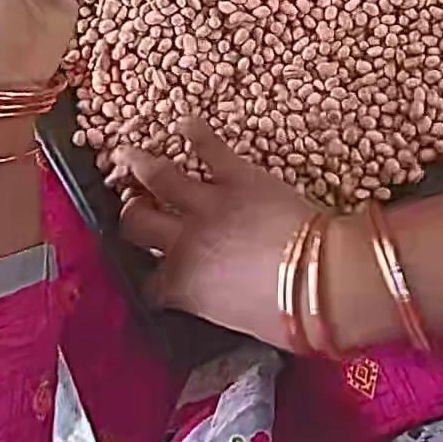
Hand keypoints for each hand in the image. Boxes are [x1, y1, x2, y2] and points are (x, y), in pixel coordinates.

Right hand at [116, 118, 317, 348]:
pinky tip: (187, 122)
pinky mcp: (236, 176)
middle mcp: (184, 243)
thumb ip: (212, 301)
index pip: (147, 281)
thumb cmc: (284, 311)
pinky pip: (210, 147)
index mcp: (182, 286)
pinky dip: (197, 132)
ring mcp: (208, 204)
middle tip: (129, 205)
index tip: (146, 267)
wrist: (317, 276)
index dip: (144, 273)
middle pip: (136, 224)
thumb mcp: (234, 319)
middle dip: (130, 214)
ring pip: (159, 178)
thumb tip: (214, 296)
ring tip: (125, 154)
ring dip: (138, 164)